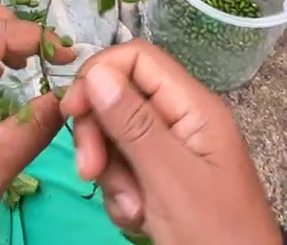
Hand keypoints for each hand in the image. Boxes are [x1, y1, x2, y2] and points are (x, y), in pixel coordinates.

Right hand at [60, 40, 280, 244]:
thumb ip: (134, 124)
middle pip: (122, 97)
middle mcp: (182, 120)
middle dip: (100, 133)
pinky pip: (126, 170)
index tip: (72, 110)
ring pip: (119, 138)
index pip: (138, 59)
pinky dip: (122, 195)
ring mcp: (173, 152)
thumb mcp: (170, 181)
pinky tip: (137, 222)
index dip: (99, 74)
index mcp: (194, 106)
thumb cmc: (214, 236)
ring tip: (132, 211)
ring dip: (112, 174)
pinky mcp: (164, 182)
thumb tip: (96, 71)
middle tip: (90, 172)